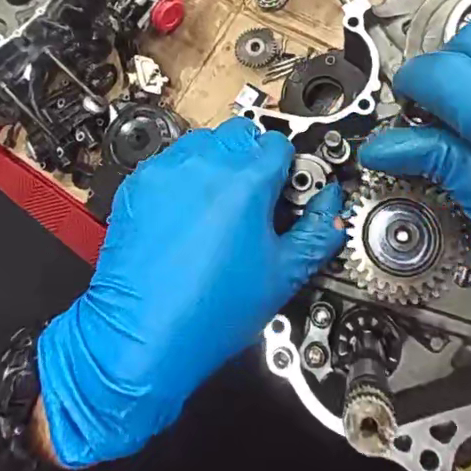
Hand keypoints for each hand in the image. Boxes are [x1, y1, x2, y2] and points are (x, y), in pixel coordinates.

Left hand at [37, 118, 345, 467]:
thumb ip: (319, 230)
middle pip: (243, 133)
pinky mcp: (138, 186)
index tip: (289, 187)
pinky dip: (187, 177)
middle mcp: (204, 166)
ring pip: (206, 141)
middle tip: (259, 194)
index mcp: (245, 181)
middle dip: (256, 156)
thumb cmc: (208, 312)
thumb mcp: (285, 273)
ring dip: (221, 161)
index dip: (291, 166)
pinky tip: (192, 214)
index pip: (280, 143)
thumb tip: (332, 205)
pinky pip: (173, 162)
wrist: (140, 337)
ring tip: (224, 204)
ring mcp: (167, 173)